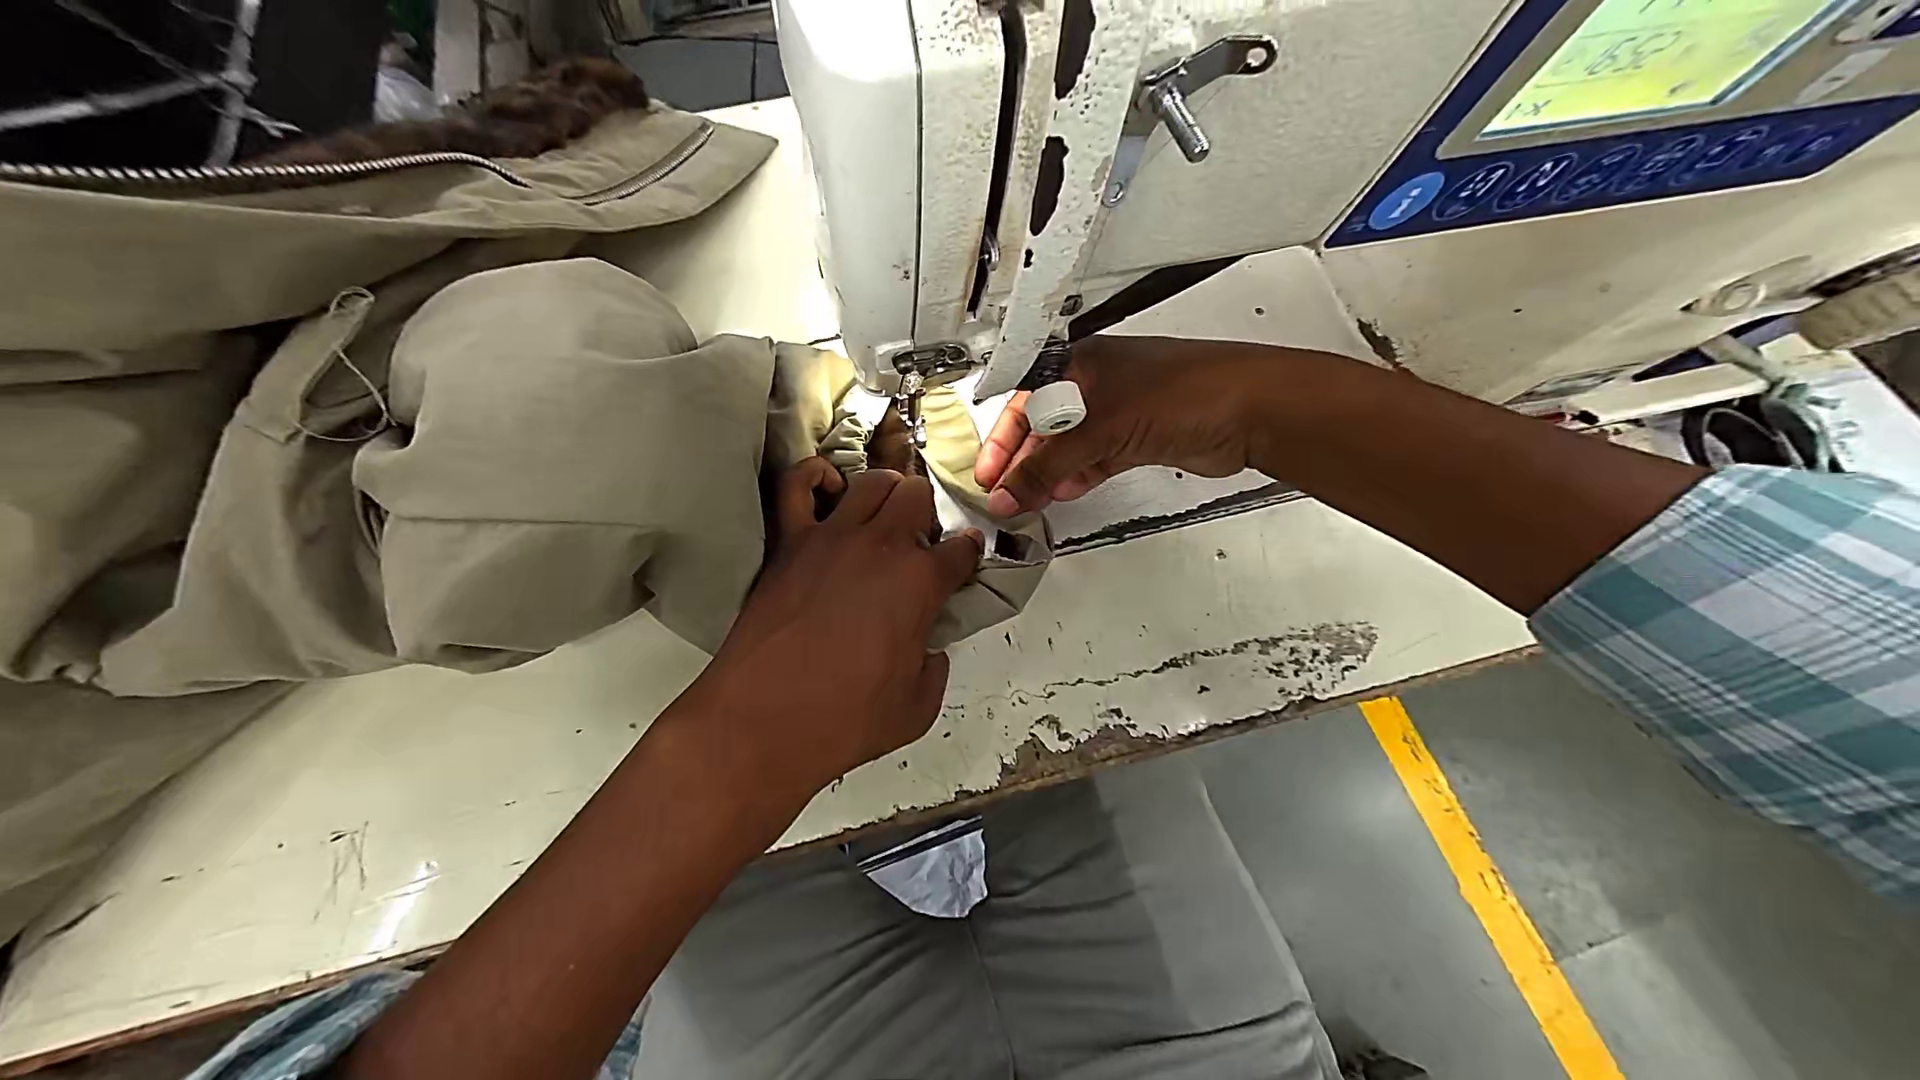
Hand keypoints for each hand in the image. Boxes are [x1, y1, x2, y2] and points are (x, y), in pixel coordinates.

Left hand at [684, 459, 981, 801]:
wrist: (763, 722)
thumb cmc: (839, 720)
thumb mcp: (917, 706)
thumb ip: (933, 668)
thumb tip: (927, 653)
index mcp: (920, 583)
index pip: (961, 550)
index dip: (968, 552)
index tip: (964, 556)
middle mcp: (880, 549)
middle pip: (919, 497)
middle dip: (927, 513)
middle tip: (921, 538)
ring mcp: (832, 539)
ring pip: (872, 481)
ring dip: (887, 490)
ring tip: (885, 510)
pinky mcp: (789, 544)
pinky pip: (798, 485)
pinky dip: (815, 476)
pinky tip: (828, 487)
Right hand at [977, 335, 1276, 514]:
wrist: (1251, 410)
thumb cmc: (1189, 389)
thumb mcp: (1102, 428)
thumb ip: (1050, 465)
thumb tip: (1012, 489)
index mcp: (1081, 363)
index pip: (1024, 401)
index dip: (1002, 438)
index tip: (988, 471)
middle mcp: (1097, 385)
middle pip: (1044, 427)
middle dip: (1022, 462)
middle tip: (1003, 492)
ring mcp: (1118, 412)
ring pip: (1068, 447)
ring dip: (1048, 475)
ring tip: (1028, 499)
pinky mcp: (1137, 438)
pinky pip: (1094, 460)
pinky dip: (1078, 477)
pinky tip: (1064, 492)